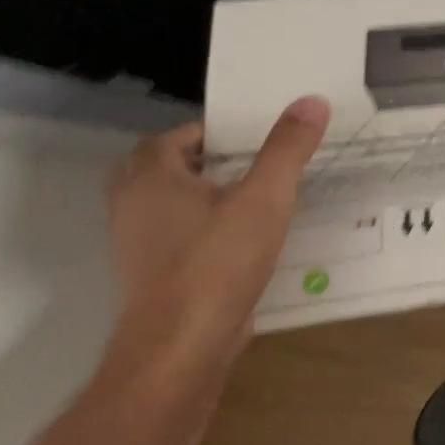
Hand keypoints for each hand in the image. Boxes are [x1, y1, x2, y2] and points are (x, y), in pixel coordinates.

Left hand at [104, 96, 328, 367]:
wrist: (183, 343)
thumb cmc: (218, 260)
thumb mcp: (265, 198)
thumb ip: (287, 150)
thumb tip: (311, 101)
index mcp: (151, 181)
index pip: (168, 140)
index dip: (207, 132)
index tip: (250, 135)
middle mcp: (132, 209)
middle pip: (158, 170)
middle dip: (199, 161)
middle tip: (250, 160)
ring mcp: (138, 246)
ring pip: (164, 205)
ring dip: (199, 194)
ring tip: (253, 194)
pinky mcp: (154, 275)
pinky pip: (174, 236)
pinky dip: (201, 227)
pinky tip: (243, 236)